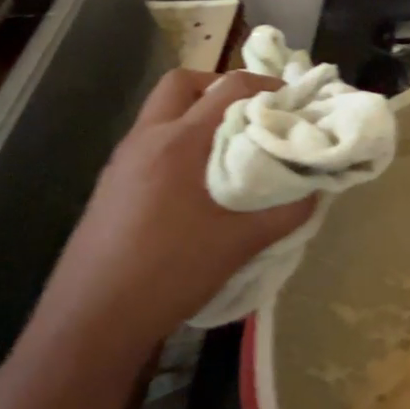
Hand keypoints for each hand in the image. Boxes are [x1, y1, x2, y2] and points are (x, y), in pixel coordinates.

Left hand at [32, 70, 318, 348]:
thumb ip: (289, 210)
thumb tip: (319, 188)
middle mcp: (146, 141)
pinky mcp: (112, 188)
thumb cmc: (169, 273)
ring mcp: (122, 164)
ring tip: (235, 147)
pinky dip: (182, 144)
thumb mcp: (242, 242)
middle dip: (222, 88)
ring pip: (163, 113)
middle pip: (182, 84)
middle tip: (255, 112)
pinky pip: (152, 143)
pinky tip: (203, 183)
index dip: (267, 86)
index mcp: (178, 143)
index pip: (227, 87)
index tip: (295, 104)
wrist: (90, 324)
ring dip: (200, 116)